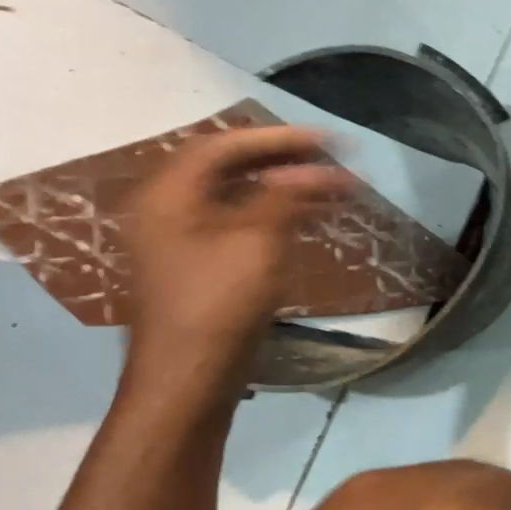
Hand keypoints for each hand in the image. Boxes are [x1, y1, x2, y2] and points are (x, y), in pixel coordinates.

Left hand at [124, 126, 350, 375]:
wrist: (192, 371)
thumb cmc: (219, 301)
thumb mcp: (257, 240)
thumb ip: (285, 195)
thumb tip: (314, 168)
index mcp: (169, 196)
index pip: (222, 147)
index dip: (277, 138)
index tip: (328, 141)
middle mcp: (171, 209)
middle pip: (232, 168)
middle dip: (288, 161)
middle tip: (338, 160)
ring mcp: (187, 237)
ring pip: (244, 195)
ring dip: (292, 187)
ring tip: (341, 188)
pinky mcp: (207, 261)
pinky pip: (247, 220)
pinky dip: (283, 211)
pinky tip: (319, 215)